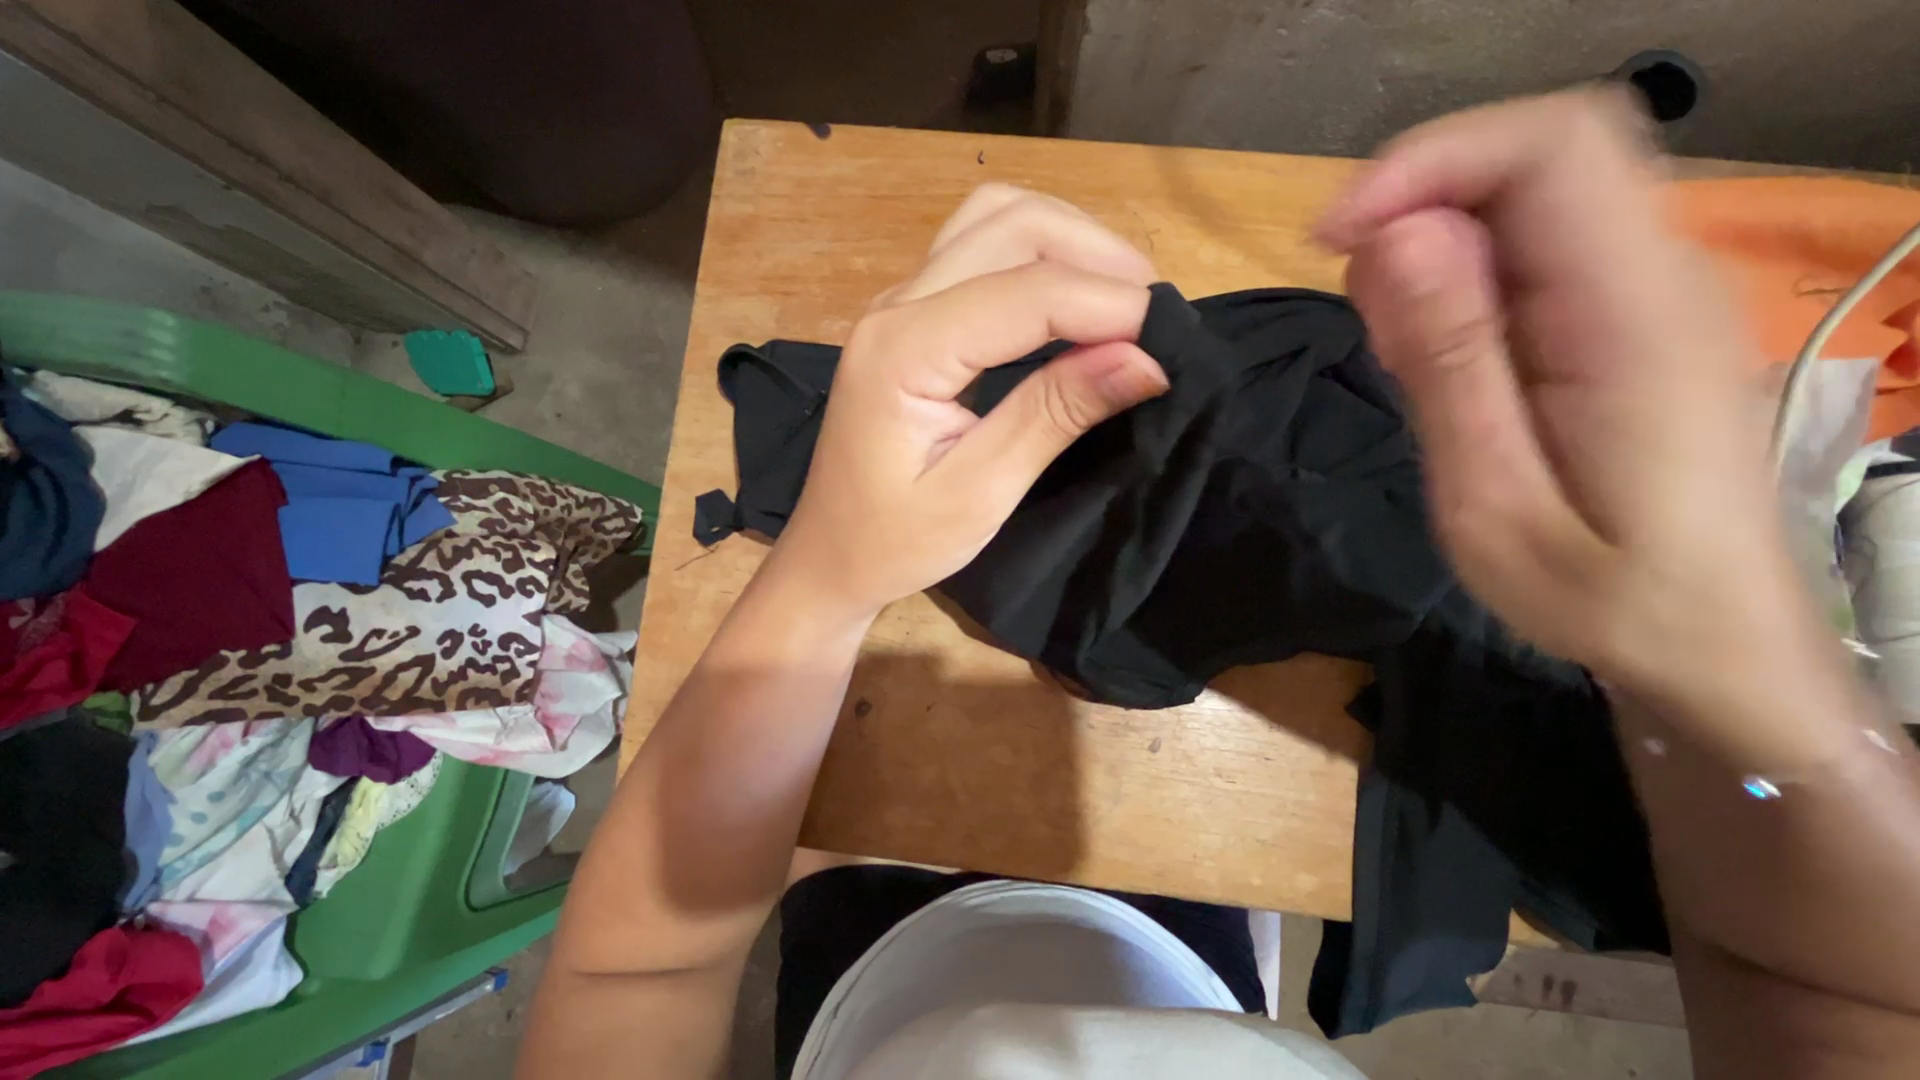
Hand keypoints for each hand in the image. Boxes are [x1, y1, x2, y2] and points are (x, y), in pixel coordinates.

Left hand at [763, 185, 1168, 620]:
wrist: (830, 554)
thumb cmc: (893, 541)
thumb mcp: (979, 493)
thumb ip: (1054, 416)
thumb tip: (1145, 361)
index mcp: (902, 350)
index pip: (1026, 293)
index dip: (1111, 306)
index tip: (1175, 343)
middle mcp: (897, 304)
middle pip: (1012, 224)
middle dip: (1098, 256)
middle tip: (1157, 316)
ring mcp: (901, 301)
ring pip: (998, 219)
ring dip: (1072, 243)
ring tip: (1126, 301)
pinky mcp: (913, 313)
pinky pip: (983, 247)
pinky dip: (1042, 256)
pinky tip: (1077, 298)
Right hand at [1317, 90, 1831, 734]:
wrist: (1716, 645)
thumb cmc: (1603, 597)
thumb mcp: (1493, 502)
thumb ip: (1448, 364)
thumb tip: (1393, 237)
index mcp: (1632, 315)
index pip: (1546, 151)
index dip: (1425, 164)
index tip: (1332, 240)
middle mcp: (1654, 276)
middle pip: (1536, 157)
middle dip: (1418, 204)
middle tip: (1363, 316)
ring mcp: (1646, 291)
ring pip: (1526, 202)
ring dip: (1431, 251)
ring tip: (1397, 356)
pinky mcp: (1623, 317)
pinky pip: (1531, 254)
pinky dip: (1456, 282)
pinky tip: (1437, 363)